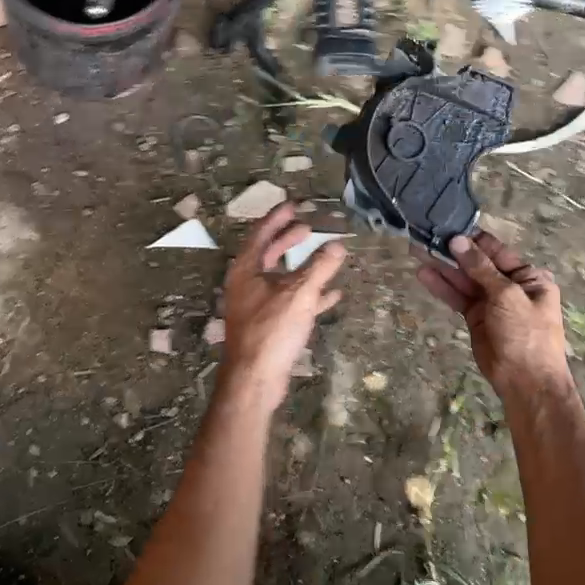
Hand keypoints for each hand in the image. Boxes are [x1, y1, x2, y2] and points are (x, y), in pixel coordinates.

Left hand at [218, 202, 347, 411]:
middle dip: (288, 239)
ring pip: (280, 278)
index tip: (293, 205)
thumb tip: (338, 245)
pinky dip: (308, 294)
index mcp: (246, 269)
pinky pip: (289, 301)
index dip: (277, 218)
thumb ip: (319, 268)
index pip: (260, 233)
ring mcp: (255, 305)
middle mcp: (246, 283)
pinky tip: (331, 294)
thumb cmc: (271, 330)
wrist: (254, 380)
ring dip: (301, 266)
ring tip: (322, 255)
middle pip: (268, 253)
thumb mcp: (299, 294)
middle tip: (307, 227)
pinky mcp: (267, 325)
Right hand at [416, 232, 569, 400]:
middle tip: (424, 235)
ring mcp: (491, 302)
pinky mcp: (475, 317)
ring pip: (463, 279)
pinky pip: (457, 297)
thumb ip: (481, 267)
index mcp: (528, 277)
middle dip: (451, 251)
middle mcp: (509, 286)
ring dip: (442, 266)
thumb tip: (458, 240)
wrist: (526, 382)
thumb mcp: (507, 295)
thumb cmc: (526, 334)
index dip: (472, 239)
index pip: (495, 251)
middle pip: (476, 263)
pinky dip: (441, 286)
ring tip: (416, 250)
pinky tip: (423, 274)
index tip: (447, 225)